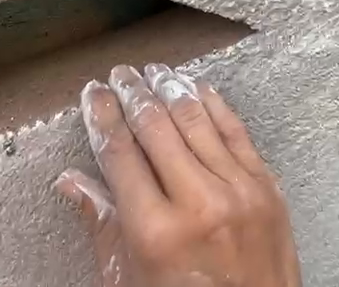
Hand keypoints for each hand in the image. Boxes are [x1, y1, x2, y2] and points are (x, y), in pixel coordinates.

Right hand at [57, 64, 300, 286]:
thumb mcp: (130, 282)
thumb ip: (103, 227)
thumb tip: (70, 181)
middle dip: (133, 93)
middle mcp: (198, 204)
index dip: (102, 116)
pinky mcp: (268, 188)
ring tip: (154, 71)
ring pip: (196, 119)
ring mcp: (238, 191)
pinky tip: (197, 87)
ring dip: (171, 88)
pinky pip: (236, 131)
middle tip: (120, 74)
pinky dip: (214, 104)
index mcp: (156, 232)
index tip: (92, 94)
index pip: (119, 153)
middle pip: (156, 126)